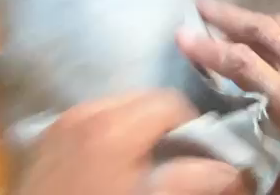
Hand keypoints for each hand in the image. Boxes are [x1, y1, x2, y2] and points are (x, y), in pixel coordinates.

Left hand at [17, 89, 249, 194]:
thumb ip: (187, 181)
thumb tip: (229, 171)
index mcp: (116, 129)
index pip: (172, 105)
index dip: (198, 131)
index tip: (210, 156)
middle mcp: (91, 112)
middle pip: (149, 99)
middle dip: (171, 124)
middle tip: (184, 156)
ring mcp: (67, 118)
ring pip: (122, 103)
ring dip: (143, 123)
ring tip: (151, 157)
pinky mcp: (51, 131)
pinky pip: (94, 113)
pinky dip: (113, 126)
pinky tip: (116, 157)